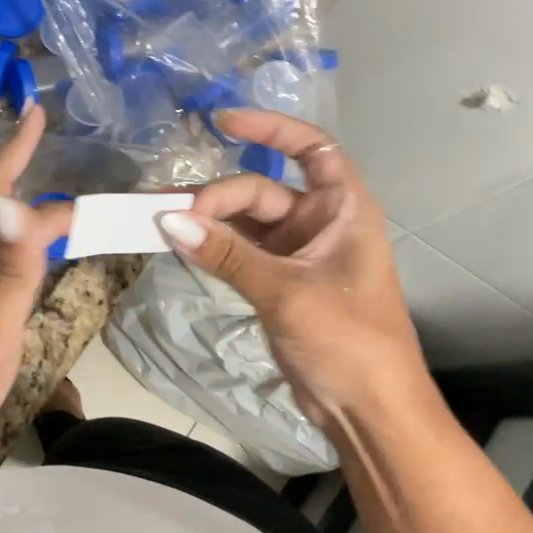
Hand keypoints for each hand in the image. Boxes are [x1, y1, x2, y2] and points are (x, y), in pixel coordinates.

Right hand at [156, 109, 435, 427]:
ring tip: (164, 226)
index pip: (311, 149)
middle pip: (261, 191)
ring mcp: (296, 255)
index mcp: (344, 210)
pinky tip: (180, 247)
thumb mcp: (286, 291)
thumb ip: (227, 254)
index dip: (271, 129)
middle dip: (219, 197)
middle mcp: (320, 224)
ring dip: (209, 223)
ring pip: (244, 223)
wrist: (368, 409)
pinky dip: (211, 248)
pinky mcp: (277, 283)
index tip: (223, 123)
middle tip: (175, 217)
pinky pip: (237, 252)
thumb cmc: (348, 340)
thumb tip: (169, 220)